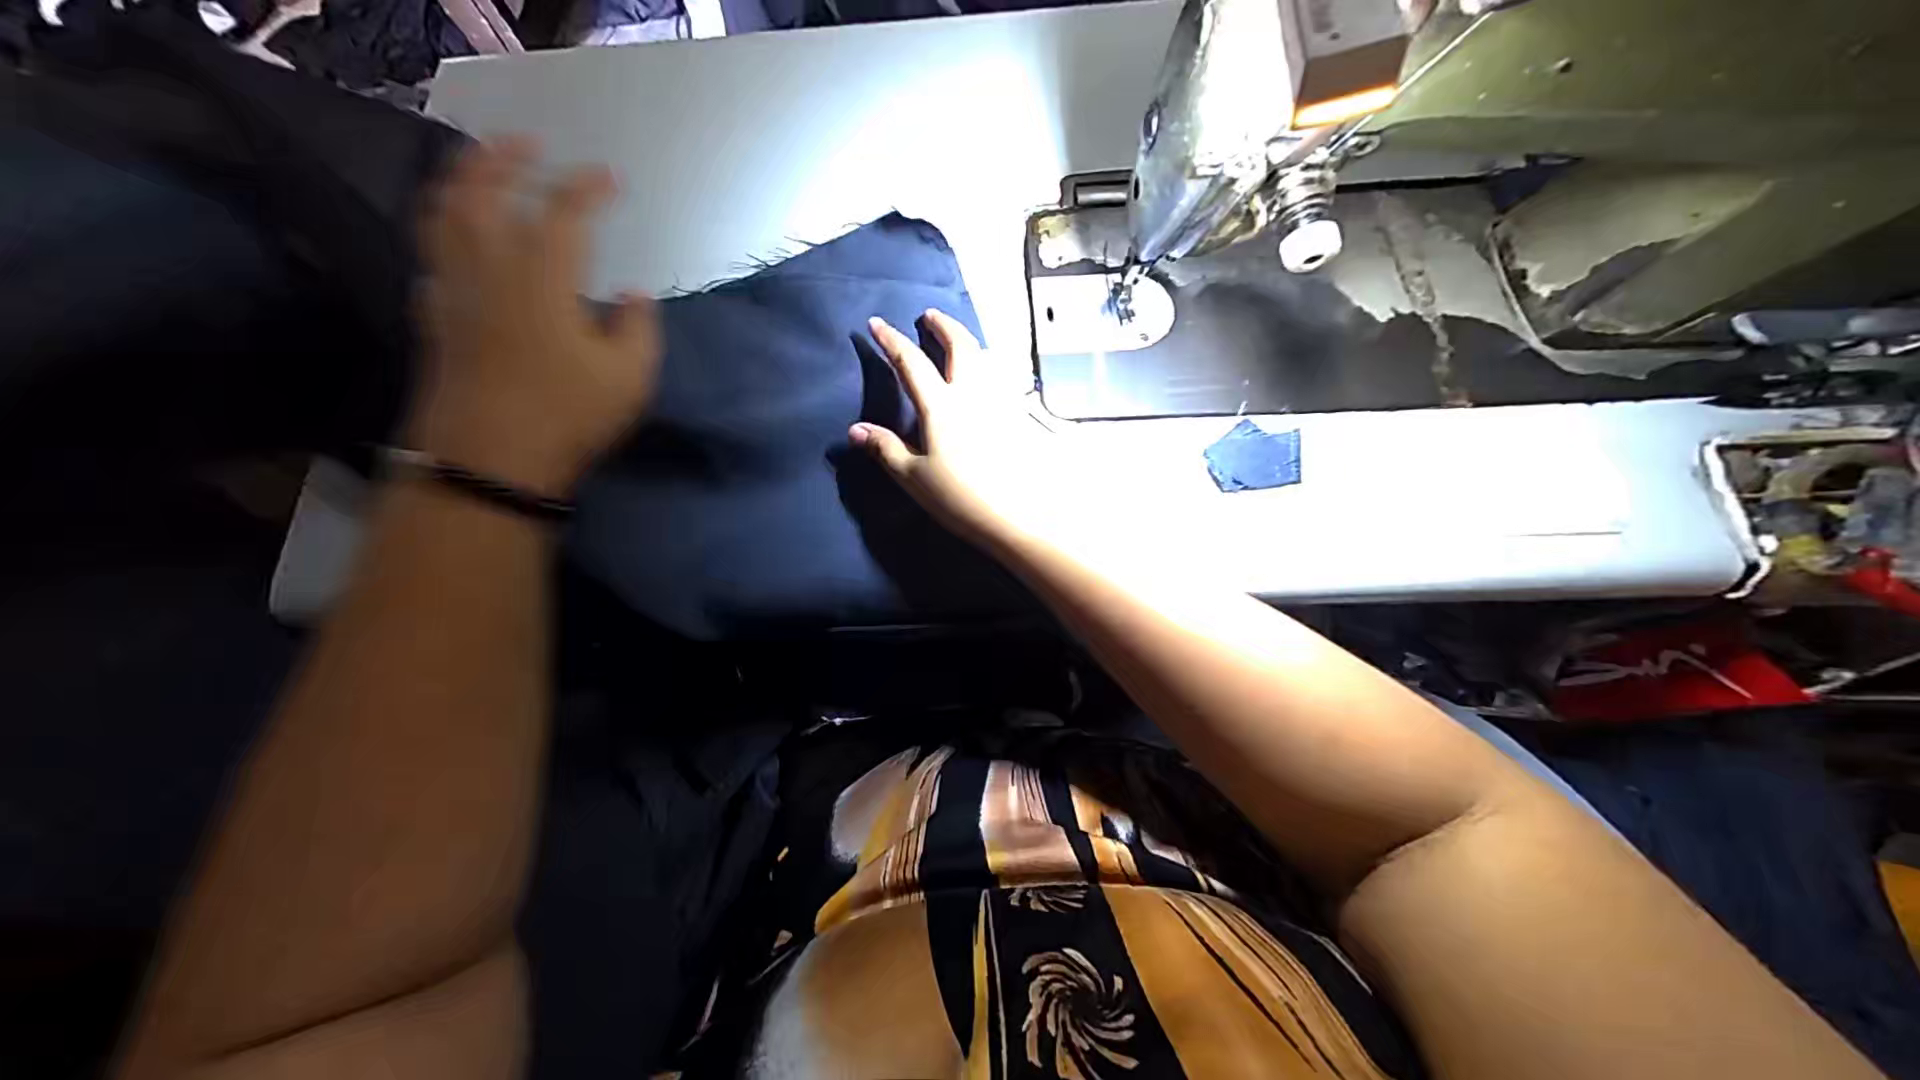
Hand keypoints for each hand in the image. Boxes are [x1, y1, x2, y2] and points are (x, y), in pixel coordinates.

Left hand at [407, 138, 661, 497]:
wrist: (490, 461)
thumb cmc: (569, 416)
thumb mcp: (630, 377)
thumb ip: (639, 327)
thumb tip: (632, 294)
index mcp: (542, 278)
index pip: (562, 211)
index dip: (587, 187)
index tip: (610, 178)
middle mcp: (489, 269)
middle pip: (482, 191)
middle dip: (504, 157)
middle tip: (528, 144)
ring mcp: (453, 291)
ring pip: (443, 214)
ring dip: (462, 181)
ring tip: (481, 170)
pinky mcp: (435, 318)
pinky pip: (432, 256)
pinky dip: (445, 231)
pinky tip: (460, 243)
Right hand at [852, 311, 1072, 552]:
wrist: (1015, 518)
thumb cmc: (959, 498)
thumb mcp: (913, 477)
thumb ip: (885, 448)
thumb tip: (855, 429)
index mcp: (941, 406)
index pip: (911, 363)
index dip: (891, 340)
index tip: (878, 324)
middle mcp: (973, 395)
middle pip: (959, 346)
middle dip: (942, 326)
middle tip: (930, 315)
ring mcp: (1001, 403)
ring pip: (986, 358)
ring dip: (969, 341)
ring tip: (960, 339)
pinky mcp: (1020, 418)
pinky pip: (1003, 379)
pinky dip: (991, 366)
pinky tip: (991, 376)